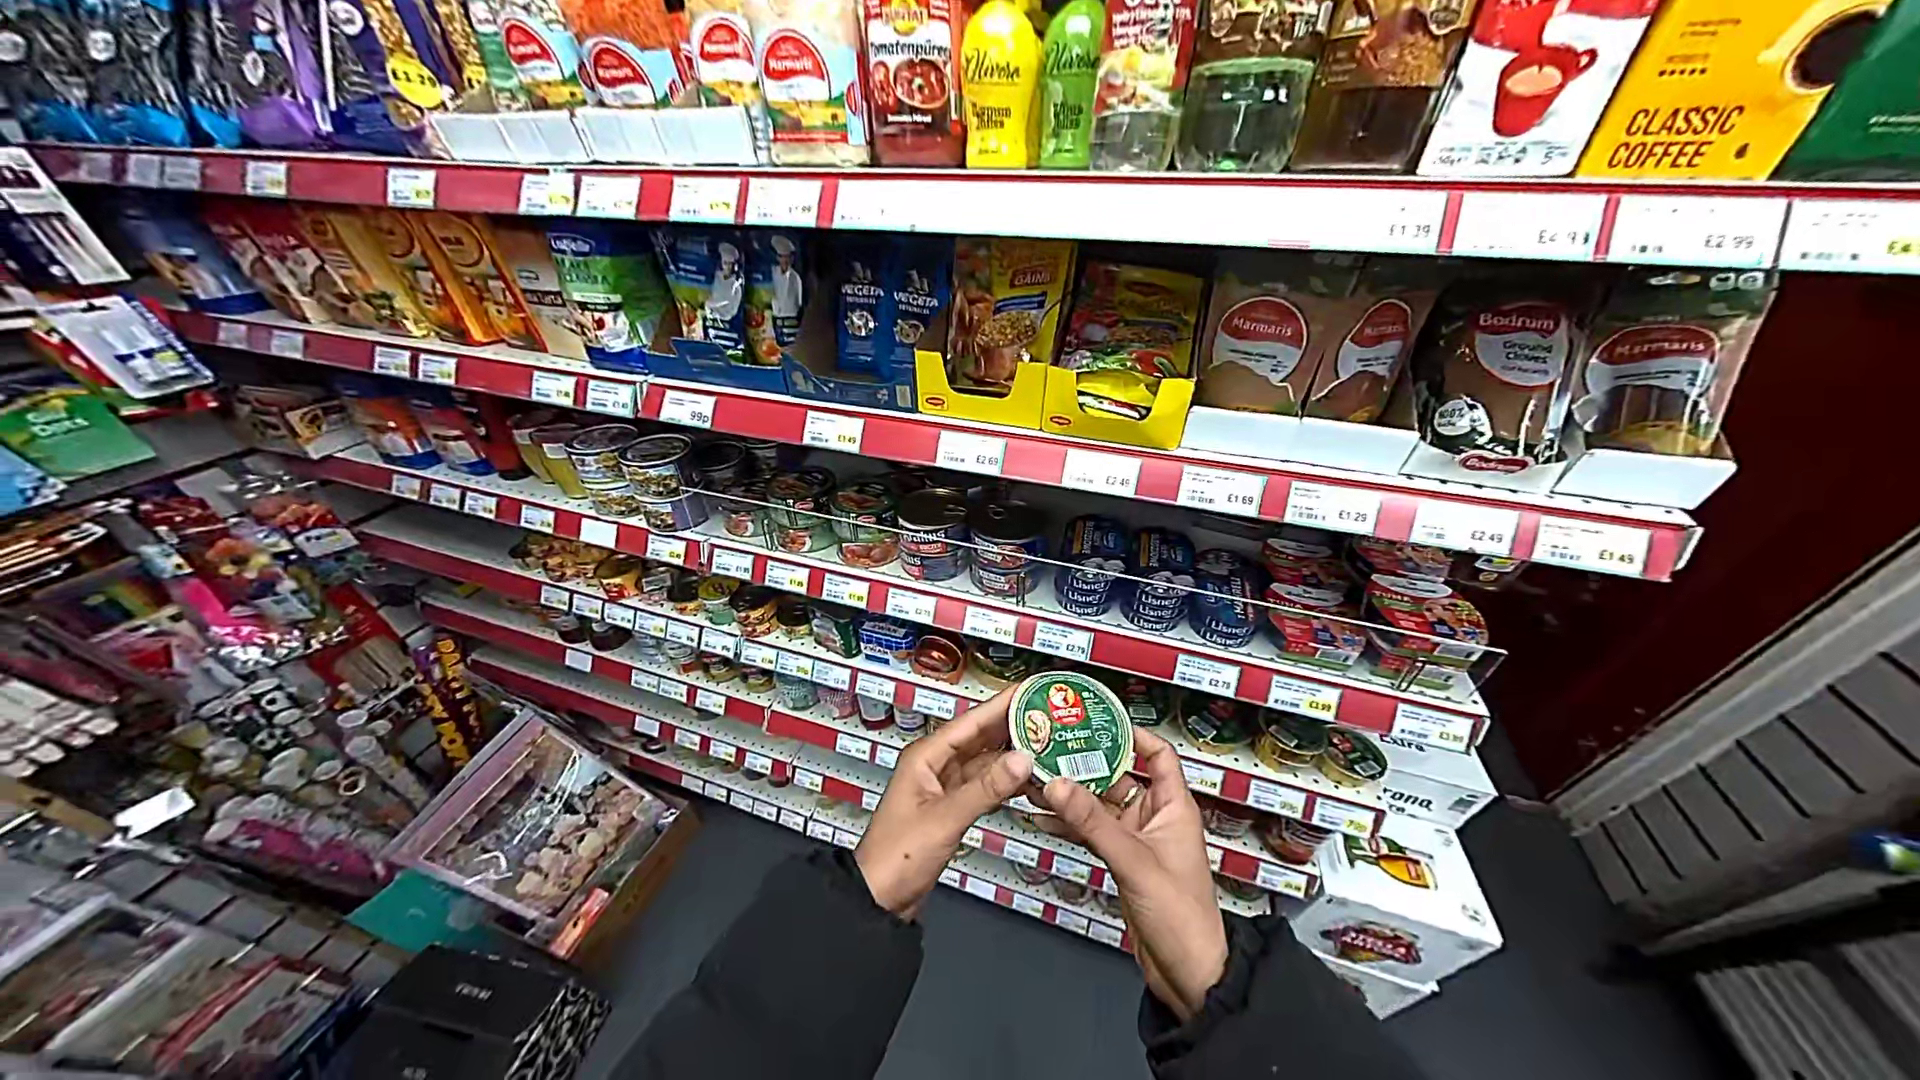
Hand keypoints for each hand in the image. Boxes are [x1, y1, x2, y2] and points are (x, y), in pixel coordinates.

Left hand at [854, 688, 1031, 918]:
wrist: (879, 901)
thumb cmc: (899, 856)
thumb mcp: (945, 818)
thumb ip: (986, 788)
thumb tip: (1025, 757)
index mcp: (927, 755)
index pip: (971, 721)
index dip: (1003, 704)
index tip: (1032, 690)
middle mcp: (936, 764)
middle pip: (980, 737)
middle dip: (1013, 725)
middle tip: (1050, 714)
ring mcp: (945, 786)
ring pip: (985, 761)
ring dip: (1012, 754)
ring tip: (1049, 742)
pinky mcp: (953, 808)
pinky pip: (984, 785)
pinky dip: (1006, 782)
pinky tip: (1030, 779)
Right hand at [1036, 728, 1226, 1020]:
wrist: (1188, 975)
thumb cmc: (1182, 917)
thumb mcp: (1133, 860)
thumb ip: (1093, 822)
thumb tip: (1058, 784)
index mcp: (1173, 806)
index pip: (1158, 754)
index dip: (1132, 733)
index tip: (1099, 720)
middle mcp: (1154, 816)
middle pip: (1119, 775)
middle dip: (1087, 762)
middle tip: (1054, 747)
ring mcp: (1136, 838)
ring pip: (1100, 803)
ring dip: (1072, 793)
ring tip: (1039, 778)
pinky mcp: (1121, 859)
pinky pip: (1092, 830)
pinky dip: (1069, 822)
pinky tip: (1043, 816)